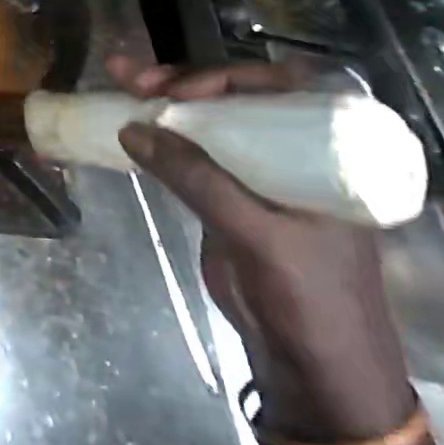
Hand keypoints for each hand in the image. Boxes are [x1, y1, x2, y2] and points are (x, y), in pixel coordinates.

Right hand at [110, 56, 443, 444]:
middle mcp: (291, 151)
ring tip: (118, 78)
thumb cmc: (310, 297)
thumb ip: (199, 180)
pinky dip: (157, 135)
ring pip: (205, 121)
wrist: (312, 368)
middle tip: (133, 76)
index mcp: (325, 151)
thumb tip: (131, 128)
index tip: (181, 91)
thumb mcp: (258, 235)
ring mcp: (254, 172)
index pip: (279, 88)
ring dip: (161, 101)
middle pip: (232, 99)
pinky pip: (188, 152)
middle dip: (181, 83)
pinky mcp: (224, 193)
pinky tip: (127, 117)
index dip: (227, 77)